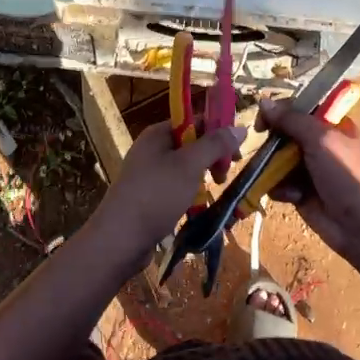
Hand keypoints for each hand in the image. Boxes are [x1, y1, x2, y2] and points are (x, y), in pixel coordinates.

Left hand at [94, 123, 244, 247]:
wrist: (120, 238)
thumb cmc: (156, 194)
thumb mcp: (189, 165)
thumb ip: (214, 145)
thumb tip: (240, 127)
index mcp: (158, 134)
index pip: (194, 121)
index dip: (217, 132)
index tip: (236, 152)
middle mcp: (152, 150)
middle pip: (191, 145)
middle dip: (211, 158)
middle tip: (223, 176)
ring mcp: (149, 175)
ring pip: (185, 169)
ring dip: (202, 178)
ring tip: (212, 193)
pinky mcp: (149, 198)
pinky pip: (176, 189)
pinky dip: (189, 196)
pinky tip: (197, 209)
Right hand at [257, 100, 359, 257]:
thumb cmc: (348, 175)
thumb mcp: (322, 139)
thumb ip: (292, 120)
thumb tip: (264, 100)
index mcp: (333, 126)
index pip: (301, 109)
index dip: (281, 110)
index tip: (264, 117)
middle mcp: (321, 145)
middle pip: (286, 133)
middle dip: (273, 140)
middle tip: (265, 147)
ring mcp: (311, 170)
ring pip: (279, 159)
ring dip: (274, 166)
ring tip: (275, 175)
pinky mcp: (302, 194)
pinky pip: (280, 183)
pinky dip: (280, 188)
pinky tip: (290, 196)